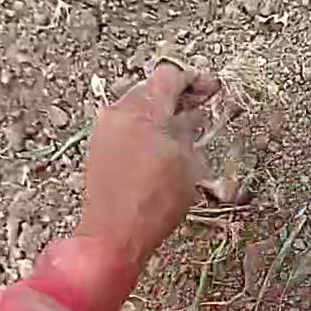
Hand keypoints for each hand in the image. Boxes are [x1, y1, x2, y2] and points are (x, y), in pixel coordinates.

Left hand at [72, 59, 214, 266]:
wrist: (114, 232)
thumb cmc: (155, 202)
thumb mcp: (188, 164)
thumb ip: (190, 132)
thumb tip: (193, 116)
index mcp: (144, 112)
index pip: (170, 77)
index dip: (195, 81)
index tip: (211, 90)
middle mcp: (119, 113)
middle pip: (152, 90)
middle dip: (178, 98)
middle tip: (201, 111)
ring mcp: (105, 129)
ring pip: (138, 108)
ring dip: (162, 115)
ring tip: (183, 133)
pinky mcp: (98, 147)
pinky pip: (126, 125)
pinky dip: (146, 129)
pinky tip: (161, 148)